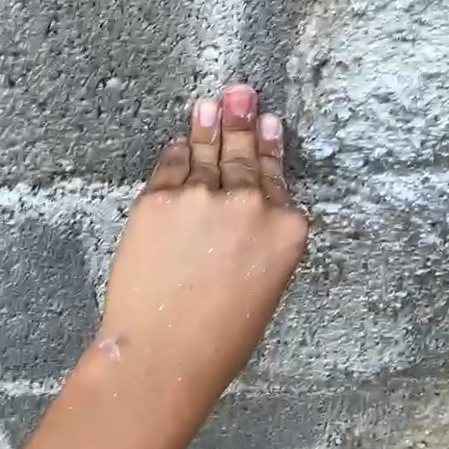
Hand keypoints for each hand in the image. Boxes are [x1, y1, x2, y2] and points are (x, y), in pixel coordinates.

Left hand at [86, 84, 309, 406]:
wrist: (165, 355)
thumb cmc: (220, 338)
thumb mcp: (264, 287)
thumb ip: (261, 241)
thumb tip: (247, 210)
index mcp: (287, 231)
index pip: (276, 180)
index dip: (270, 148)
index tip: (270, 123)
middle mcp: (251, 205)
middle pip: (244, 155)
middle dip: (243, 120)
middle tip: (242, 93)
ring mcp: (204, 197)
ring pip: (208, 151)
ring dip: (210, 123)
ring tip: (213, 102)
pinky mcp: (161, 199)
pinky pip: (171, 165)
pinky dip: (177, 151)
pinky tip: (181, 139)